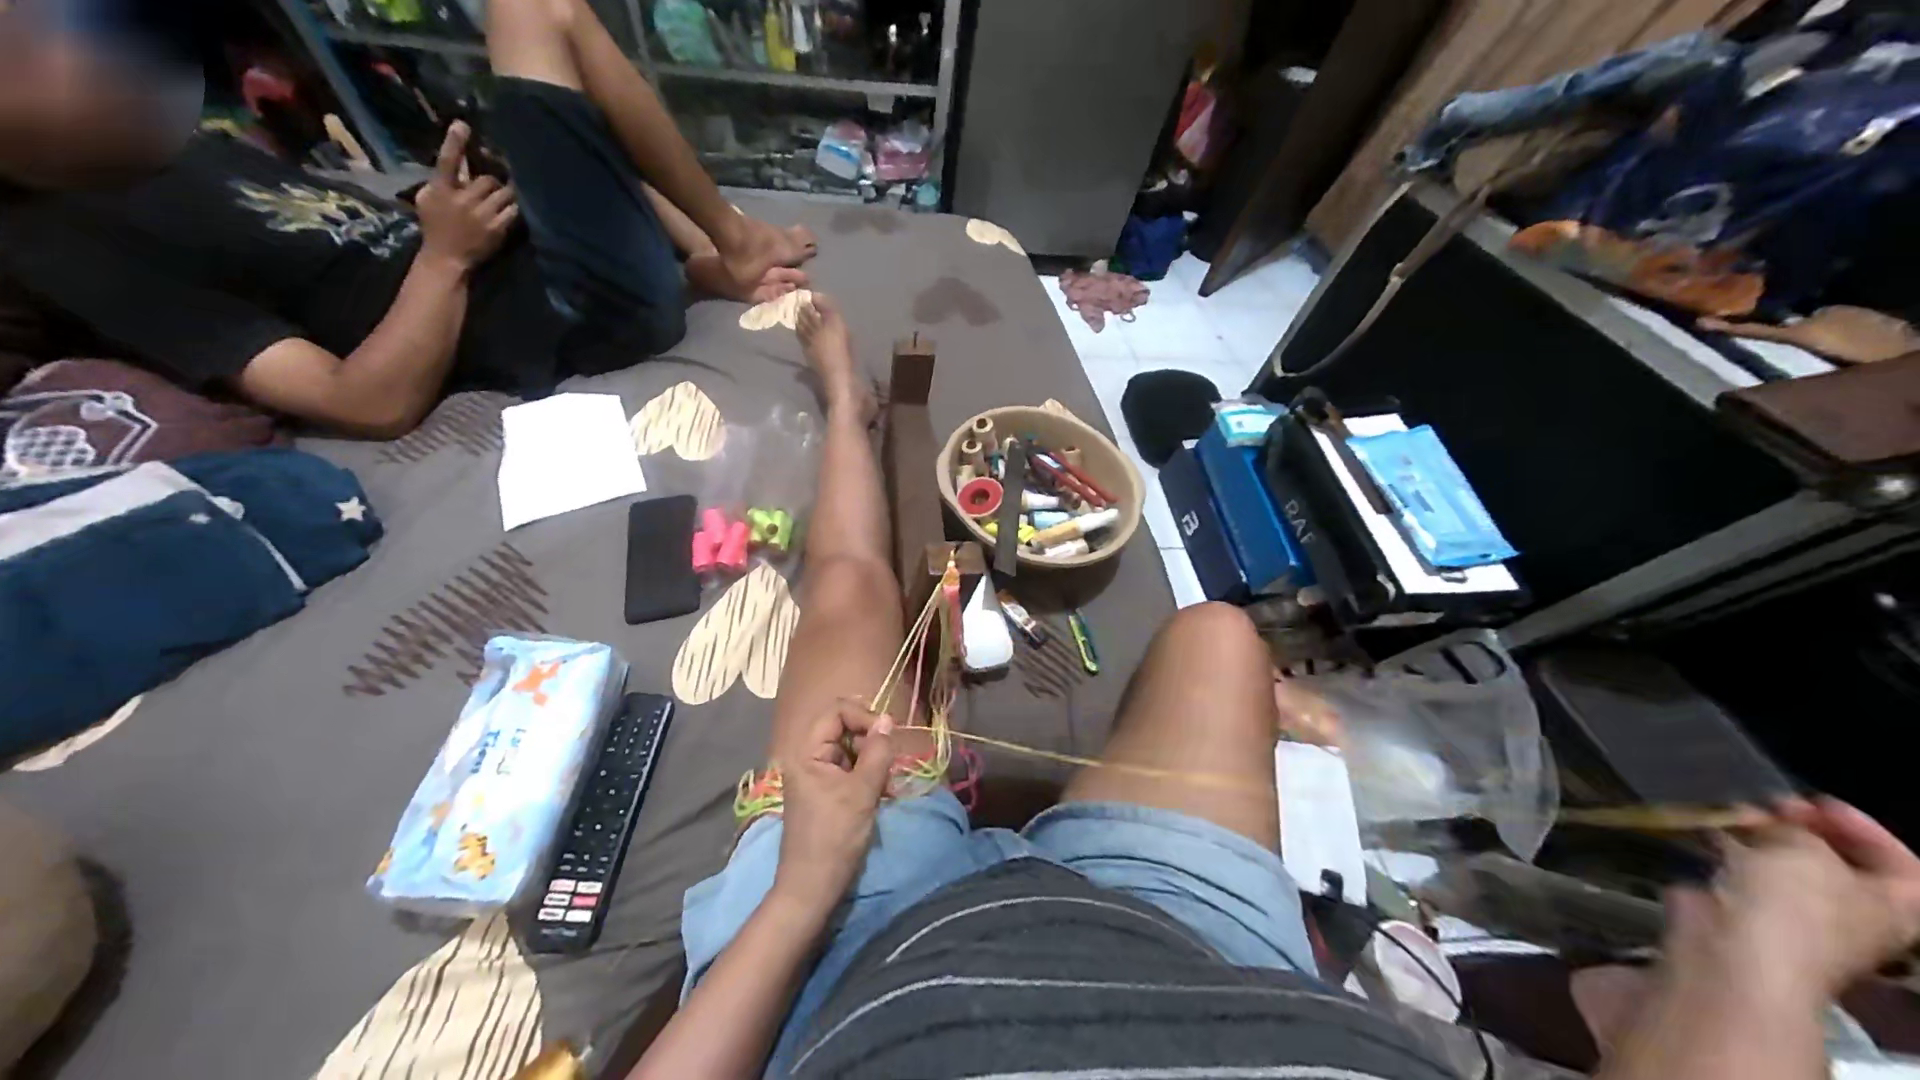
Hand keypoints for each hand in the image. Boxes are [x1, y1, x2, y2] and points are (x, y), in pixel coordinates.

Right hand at [414, 121, 516, 270]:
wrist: (447, 257)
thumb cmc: (434, 225)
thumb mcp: (428, 199)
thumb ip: (440, 182)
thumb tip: (457, 169)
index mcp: (441, 189)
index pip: (448, 161)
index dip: (455, 142)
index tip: (463, 125)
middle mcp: (462, 200)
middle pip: (487, 180)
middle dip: (493, 180)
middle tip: (494, 183)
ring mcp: (481, 215)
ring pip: (503, 194)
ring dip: (505, 193)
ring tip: (504, 195)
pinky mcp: (497, 229)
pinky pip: (512, 211)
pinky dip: (512, 208)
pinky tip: (509, 208)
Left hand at [772, 701, 895, 913]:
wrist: (813, 887)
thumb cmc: (834, 837)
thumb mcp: (862, 791)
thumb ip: (877, 752)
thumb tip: (888, 720)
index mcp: (806, 751)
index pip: (837, 710)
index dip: (864, 716)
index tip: (887, 736)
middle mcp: (808, 756)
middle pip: (844, 727)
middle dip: (871, 740)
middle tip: (889, 763)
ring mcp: (817, 774)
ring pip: (851, 748)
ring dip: (873, 759)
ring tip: (887, 783)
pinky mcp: (826, 790)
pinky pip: (850, 768)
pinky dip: (868, 774)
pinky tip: (881, 793)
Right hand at [1665, 798, 1919, 999]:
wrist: (1731, 947)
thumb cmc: (1792, 904)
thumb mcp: (1806, 851)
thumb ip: (1800, 829)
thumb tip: (1781, 821)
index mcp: (1894, 907)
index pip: (1903, 865)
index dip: (1864, 829)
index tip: (1817, 801)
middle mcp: (1852, 913)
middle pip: (1838, 862)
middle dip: (1804, 829)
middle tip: (1770, 804)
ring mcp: (1793, 914)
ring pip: (1784, 864)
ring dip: (1760, 836)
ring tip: (1731, 813)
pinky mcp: (1743, 909)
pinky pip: (1742, 871)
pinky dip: (1726, 849)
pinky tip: (1704, 832)